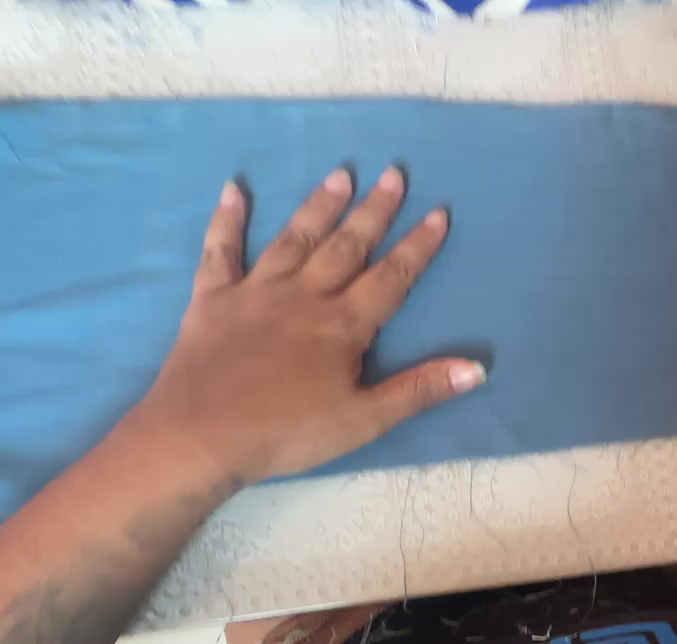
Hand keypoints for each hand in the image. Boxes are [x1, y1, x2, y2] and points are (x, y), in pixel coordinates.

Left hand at [130, 167, 484, 485]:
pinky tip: (235, 191)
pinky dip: (228, 220)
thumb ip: (420, 389)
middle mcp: (304, 296)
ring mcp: (255, 293)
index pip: (391, 279)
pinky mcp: (213, 300)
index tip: (438, 214)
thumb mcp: (366, 420)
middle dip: (374, 212)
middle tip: (393, 174)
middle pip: (346, 247)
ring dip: (319, 207)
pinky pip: (221, 251)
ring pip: (295, 240)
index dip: (417, 247)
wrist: (200, 436)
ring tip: (340, 175)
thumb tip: (476, 368)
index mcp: (343, 325)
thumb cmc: (290, 432)